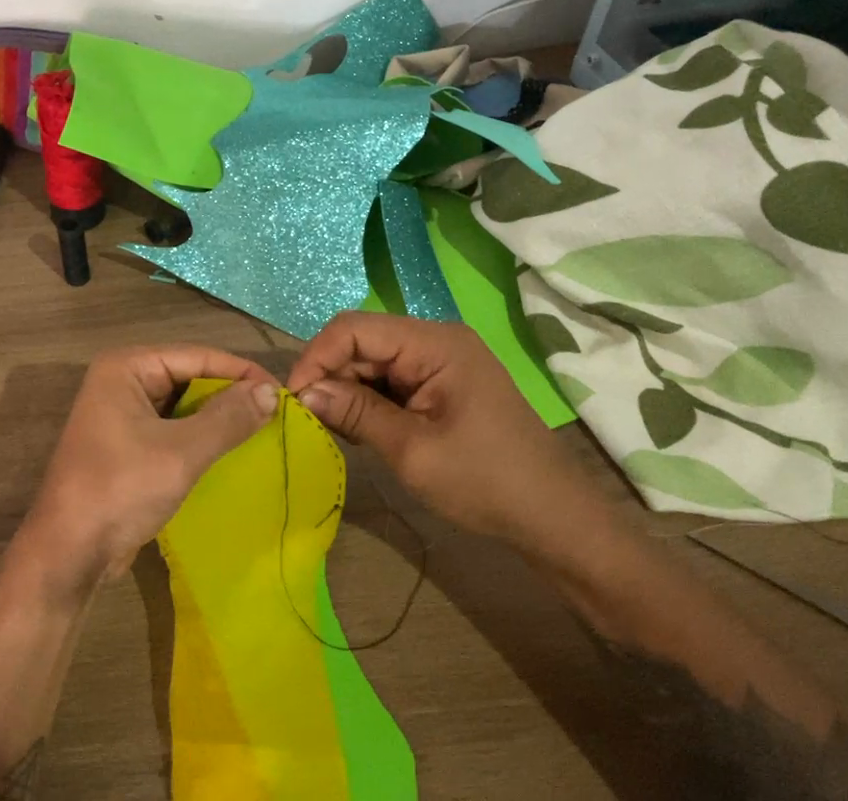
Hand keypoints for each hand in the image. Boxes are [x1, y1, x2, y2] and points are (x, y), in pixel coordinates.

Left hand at [22, 345, 277, 587]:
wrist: (71, 550)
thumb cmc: (121, 489)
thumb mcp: (181, 452)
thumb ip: (228, 419)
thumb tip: (271, 393)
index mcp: (126, 368)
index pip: (196, 356)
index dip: (241, 372)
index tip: (285, 393)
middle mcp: (121, 382)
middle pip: (189, 377)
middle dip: (231, 395)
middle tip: (280, 415)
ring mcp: (121, 415)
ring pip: (183, 406)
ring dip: (218, 419)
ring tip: (265, 433)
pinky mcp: (126, 446)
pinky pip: (172, 431)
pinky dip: (201, 439)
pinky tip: (233, 453)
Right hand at [287, 312, 605, 553]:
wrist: (552, 518)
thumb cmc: (485, 483)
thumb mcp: (411, 450)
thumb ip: (355, 412)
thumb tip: (302, 392)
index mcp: (435, 344)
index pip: (353, 329)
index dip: (316, 358)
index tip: (295, 400)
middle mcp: (436, 340)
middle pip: (361, 342)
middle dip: (329, 376)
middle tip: (311, 422)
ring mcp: (440, 361)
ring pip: (370, 361)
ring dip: (346, 391)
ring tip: (337, 431)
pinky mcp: (440, 384)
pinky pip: (388, 379)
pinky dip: (367, 401)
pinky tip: (363, 432)